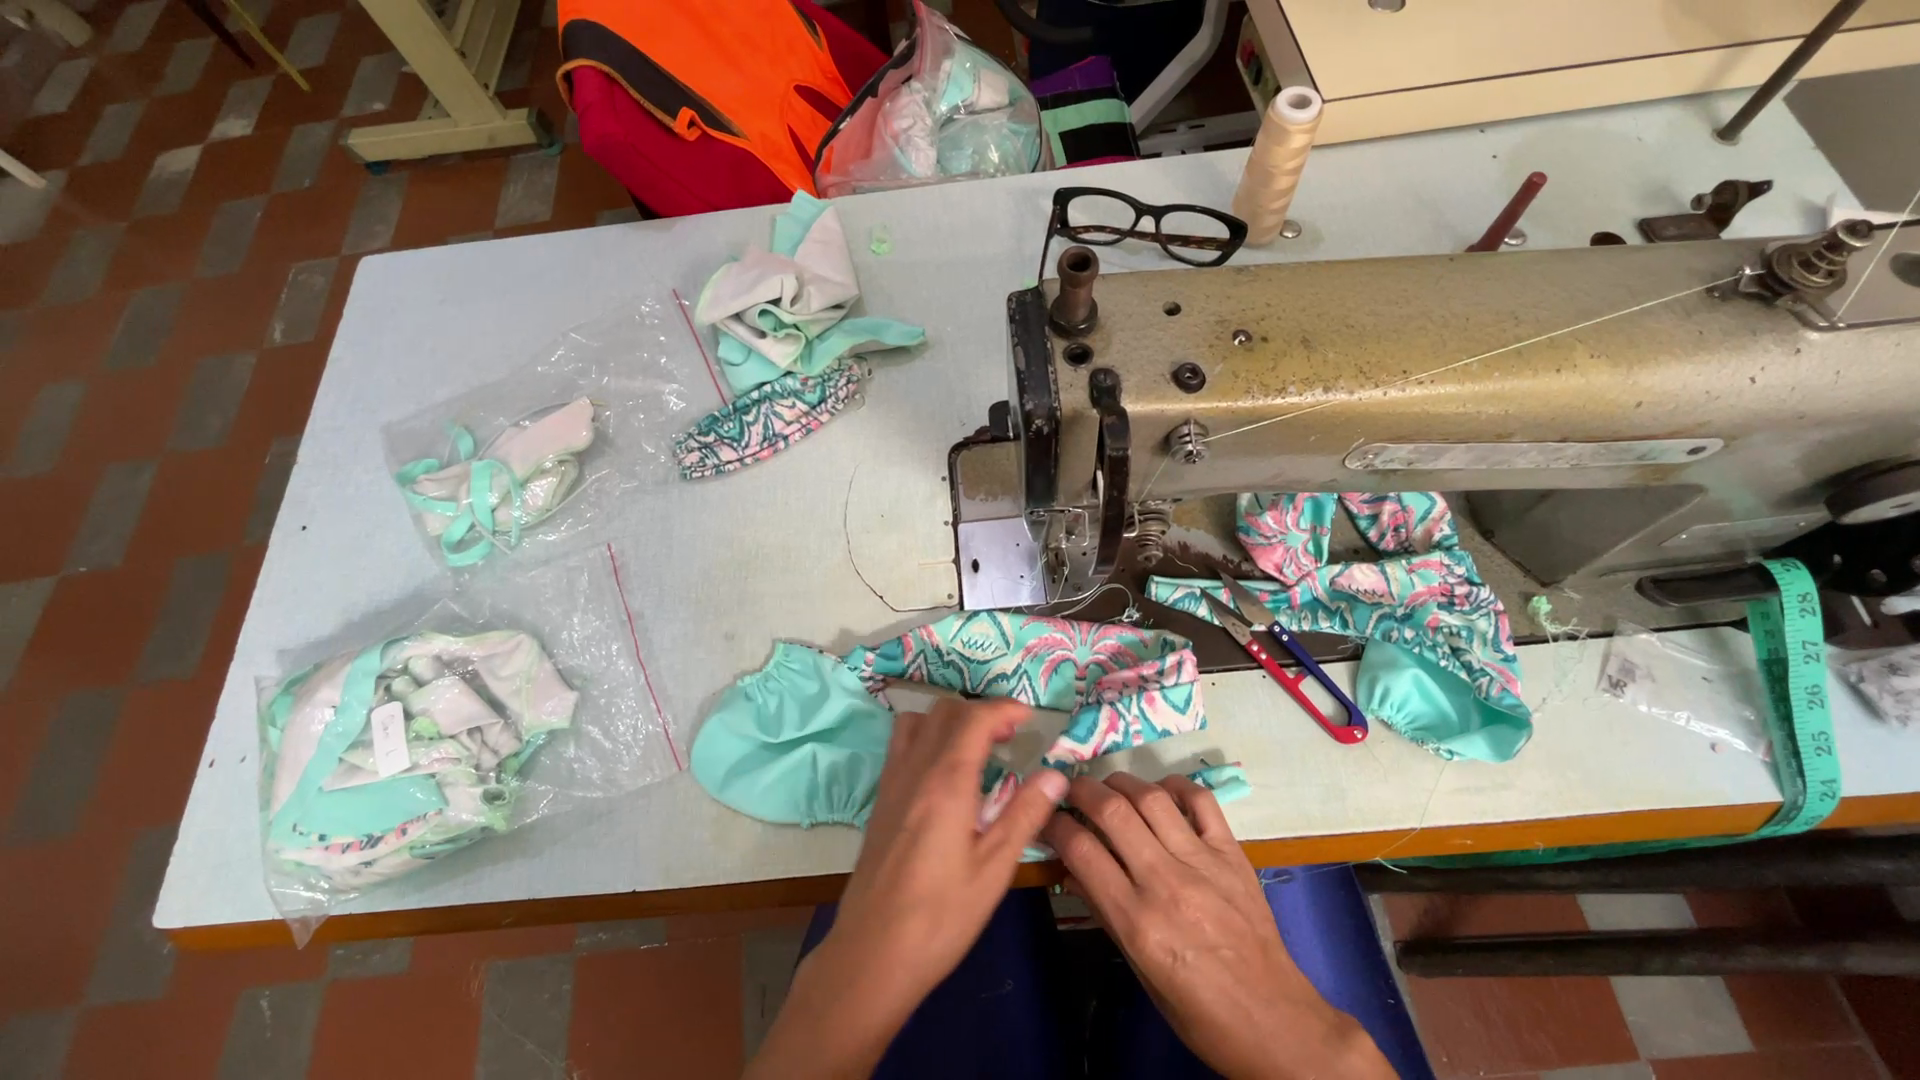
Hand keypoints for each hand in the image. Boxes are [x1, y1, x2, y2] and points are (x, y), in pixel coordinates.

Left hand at [745, 698, 1067, 1079]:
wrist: (873, 952)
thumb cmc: (942, 916)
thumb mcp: (995, 869)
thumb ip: (1025, 815)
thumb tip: (1055, 774)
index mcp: (947, 782)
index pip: (974, 719)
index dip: (1004, 709)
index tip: (1030, 718)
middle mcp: (914, 770)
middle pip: (944, 712)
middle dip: (980, 713)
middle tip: (1010, 737)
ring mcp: (891, 783)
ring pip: (917, 722)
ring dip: (949, 721)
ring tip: (977, 750)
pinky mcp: (879, 801)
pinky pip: (900, 746)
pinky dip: (926, 738)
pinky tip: (945, 775)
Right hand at [1043, 773, 1392, 1079]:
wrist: (1273, 1021)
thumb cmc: (1197, 1011)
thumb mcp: (1140, 970)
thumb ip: (1106, 913)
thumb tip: (1074, 870)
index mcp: (1136, 919)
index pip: (1081, 850)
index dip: (1055, 824)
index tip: (1046, 816)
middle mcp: (1165, 881)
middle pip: (1112, 811)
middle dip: (1081, 790)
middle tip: (1069, 788)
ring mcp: (1203, 863)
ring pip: (1152, 798)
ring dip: (1122, 782)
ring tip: (1108, 785)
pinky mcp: (1233, 854)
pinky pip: (1202, 802)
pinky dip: (1177, 786)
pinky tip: (1161, 791)